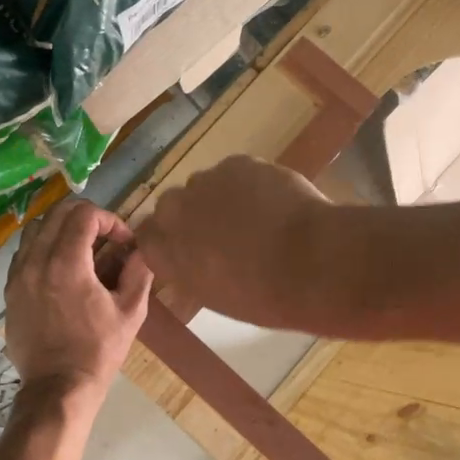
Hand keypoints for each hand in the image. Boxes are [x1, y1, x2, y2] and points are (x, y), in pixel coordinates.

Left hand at [4, 199, 153, 405]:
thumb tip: (141, 250)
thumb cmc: (97, 352)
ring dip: (60, 229)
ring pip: (35, 229)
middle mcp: (36, 261)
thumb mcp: (129, 313)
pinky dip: (42, 248)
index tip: (122, 241)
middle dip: (85, 217)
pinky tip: (59, 269)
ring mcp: (18, 274)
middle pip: (57, 212)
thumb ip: (138, 273)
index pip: (84, 214)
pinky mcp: (9, 289)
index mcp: (67, 264)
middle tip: (103, 238)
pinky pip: (23, 252)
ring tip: (80, 250)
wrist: (56, 387)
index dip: (109, 219)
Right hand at [137, 155, 345, 329]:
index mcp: (165, 252)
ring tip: (253, 216)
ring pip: (204, 185)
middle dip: (190, 214)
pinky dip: (248, 183)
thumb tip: (196, 258)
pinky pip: (234, 171)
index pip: (146, 237)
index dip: (167, 239)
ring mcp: (204, 183)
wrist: (313, 261)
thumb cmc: (266, 296)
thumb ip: (192, 270)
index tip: (186, 248)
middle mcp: (173, 213)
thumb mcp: (215, 296)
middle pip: (170, 206)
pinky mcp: (236, 164)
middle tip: (221, 232)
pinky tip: (273, 200)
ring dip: (219, 197)